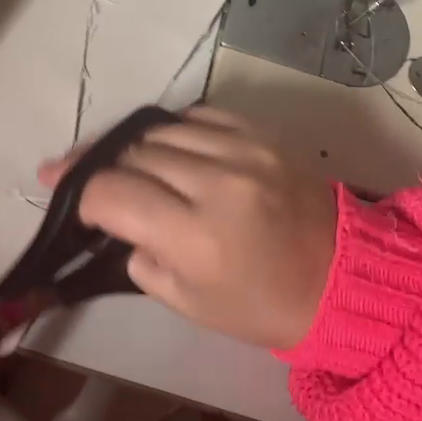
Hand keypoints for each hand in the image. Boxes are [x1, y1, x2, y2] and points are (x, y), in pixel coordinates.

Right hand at [38, 107, 337, 350]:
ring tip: (126, 166)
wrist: (343, 278)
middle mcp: (214, 183)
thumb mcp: (188, 303)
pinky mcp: (261, 135)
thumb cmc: (261, 305)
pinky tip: (168, 148)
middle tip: (81, 179)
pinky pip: (198, 116)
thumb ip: (141, 259)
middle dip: (101, 168)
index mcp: (194, 235)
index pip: (111, 193)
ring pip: (160, 131)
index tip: (78, 207)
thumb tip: (118, 221)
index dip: (82, 196)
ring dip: (134, 149)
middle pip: (131, 155)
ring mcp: (241, 151)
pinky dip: (174, 131)